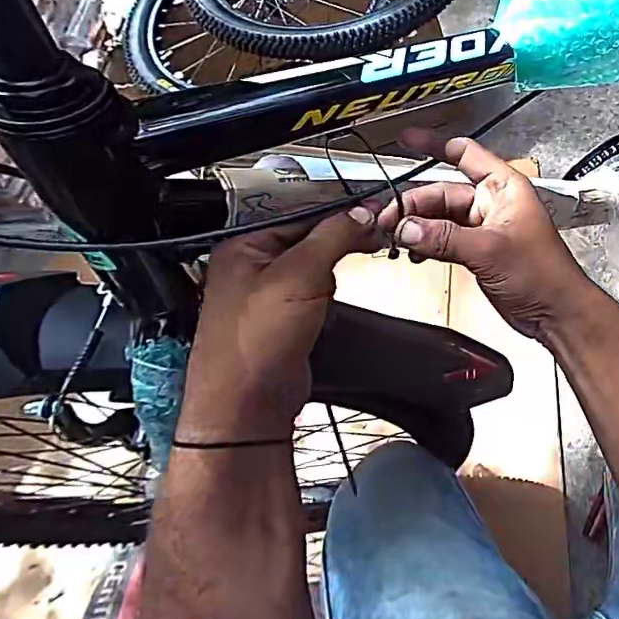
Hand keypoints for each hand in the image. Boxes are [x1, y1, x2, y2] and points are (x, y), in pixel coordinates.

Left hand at [182, 208, 379, 438]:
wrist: (247, 407)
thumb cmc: (255, 342)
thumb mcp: (299, 275)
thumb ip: (332, 237)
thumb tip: (359, 214)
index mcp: (243, 245)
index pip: (299, 213)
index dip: (338, 210)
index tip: (372, 210)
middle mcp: (250, 266)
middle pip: (305, 236)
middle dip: (340, 235)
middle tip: (375, 233)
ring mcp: (265, 294)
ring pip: (311, 264)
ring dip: (336, 261)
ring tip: (364, 253)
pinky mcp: (281, 319)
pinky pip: (311, 291)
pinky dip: (329, 287)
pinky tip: (341, 287)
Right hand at [377, 129, 612, 342]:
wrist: (556, 314)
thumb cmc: (544, 274)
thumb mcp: (489, 249)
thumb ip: (444, 238)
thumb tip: (408, 228)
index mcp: (503, 187)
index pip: (464, 153)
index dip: (433, 144)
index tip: (406, 140)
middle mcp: (491, 202)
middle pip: (442, 191)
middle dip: (414, 203)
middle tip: (390, 219)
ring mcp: (482, 227)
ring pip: (439, 217)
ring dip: (416, 226)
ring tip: (397, 236)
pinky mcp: (475, 249)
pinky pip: (441, 238)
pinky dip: (425, 243)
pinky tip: (412, 251)